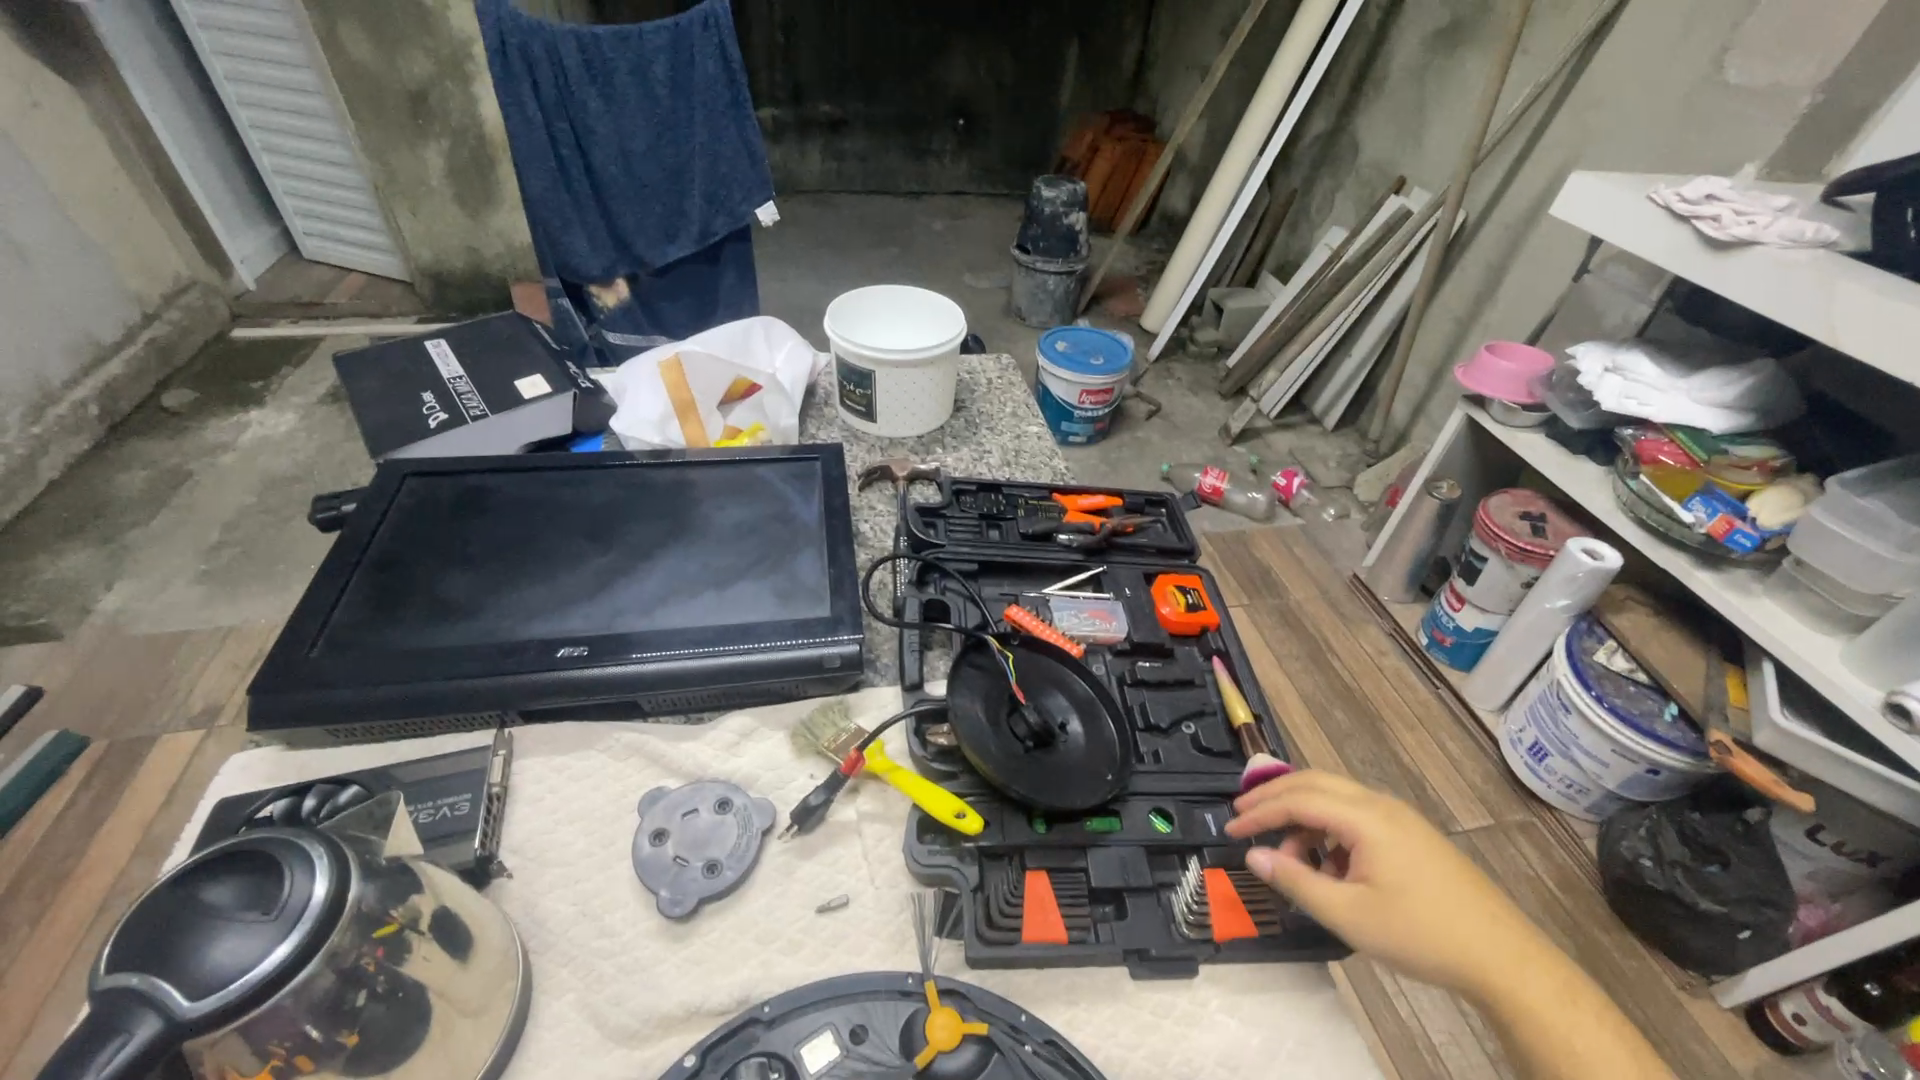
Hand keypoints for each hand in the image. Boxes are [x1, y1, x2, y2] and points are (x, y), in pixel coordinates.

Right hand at [1227, 770, 1549, 999]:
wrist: (1502, 958)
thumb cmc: (1421, 934)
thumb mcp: (1348, 915)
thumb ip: (1296, 881)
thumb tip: (1254, 855)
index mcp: (1365, 818)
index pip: (1298, 799)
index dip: (1259, 812)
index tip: (1230, 828)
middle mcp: (1381, 805)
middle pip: (1315, 783)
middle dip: (1274, 797)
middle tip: (1242, 817)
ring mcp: (1400, 818)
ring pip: (1336, 799)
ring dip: (1303, 818)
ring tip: (1289, 858)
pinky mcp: (1412, 835)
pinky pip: (1357, 816)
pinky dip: (1329, 831)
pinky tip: (1329, 868)